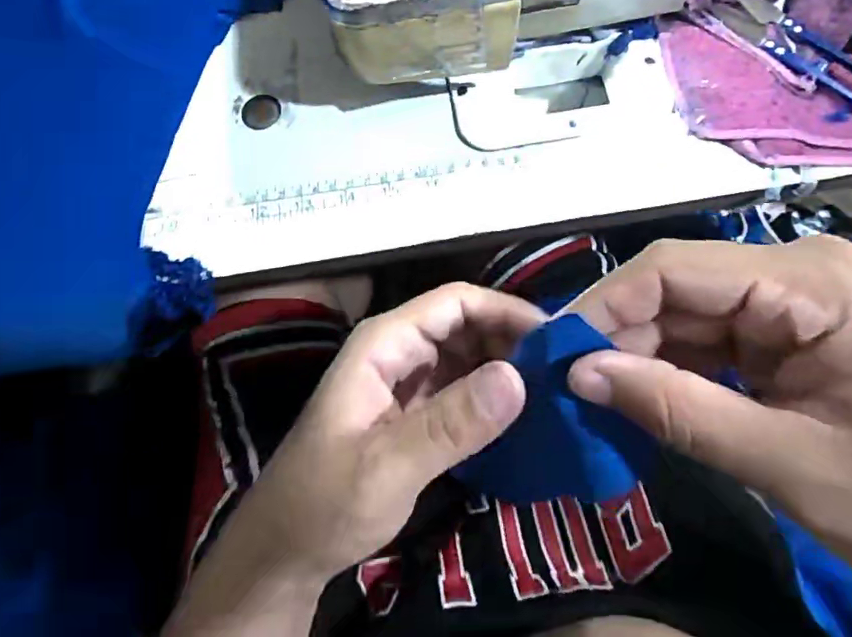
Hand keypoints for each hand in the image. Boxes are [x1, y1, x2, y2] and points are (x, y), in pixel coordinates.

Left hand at [220, 282, 541, 580]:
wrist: (285, 549)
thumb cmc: (326, 499)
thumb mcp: (389, 465)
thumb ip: (452, 422)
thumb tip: (519, 376)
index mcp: (385, 343)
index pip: (455, 302)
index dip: (506, 311)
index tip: (557, 340)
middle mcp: (397, 350)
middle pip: (465, 324)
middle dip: (512, 340)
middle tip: (565, 373)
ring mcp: (405, 381)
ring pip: (466, 355)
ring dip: (506, 369)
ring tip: (556, 394)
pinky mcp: (413, 412)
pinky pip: (460, 389)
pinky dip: (491, 398)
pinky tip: (525, 419)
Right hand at [559, 237, 851, 617]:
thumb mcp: (793, 468)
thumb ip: (677, 411)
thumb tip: (579, 374)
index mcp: (814, 281)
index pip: (675, 267)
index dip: (605, 305)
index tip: (556, 352)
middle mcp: (807, 267)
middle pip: (683, 283)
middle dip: (624, 330)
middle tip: (572, 381)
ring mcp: (811, 296)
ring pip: (699, 309)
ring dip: (650, 348)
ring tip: (602, 391)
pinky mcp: (812, 327)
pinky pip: (728, 333)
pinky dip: (688, 363)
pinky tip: (655, 391)